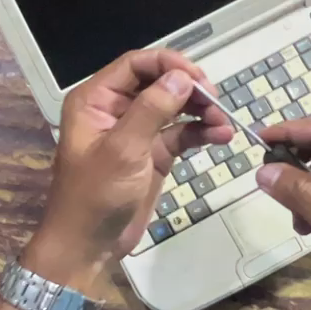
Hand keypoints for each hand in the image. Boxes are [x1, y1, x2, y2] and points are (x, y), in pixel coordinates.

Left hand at [24, 50, 233, 295]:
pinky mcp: (153, 154)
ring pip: (174, 107)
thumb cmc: (95, 195)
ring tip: (223, 121)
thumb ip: (152, 110)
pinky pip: (181, 134)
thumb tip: (181, 77)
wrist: (87, 246)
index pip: (136, 64)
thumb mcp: (123, 149)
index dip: (169, 64)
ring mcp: (137, 132)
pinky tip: (221, 136)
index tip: (199, 77)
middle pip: (158, 82)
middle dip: (189, 88)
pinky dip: (201, 132)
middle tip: (215, 101)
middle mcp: (115, 110)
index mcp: (96, 100)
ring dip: (200, 110)